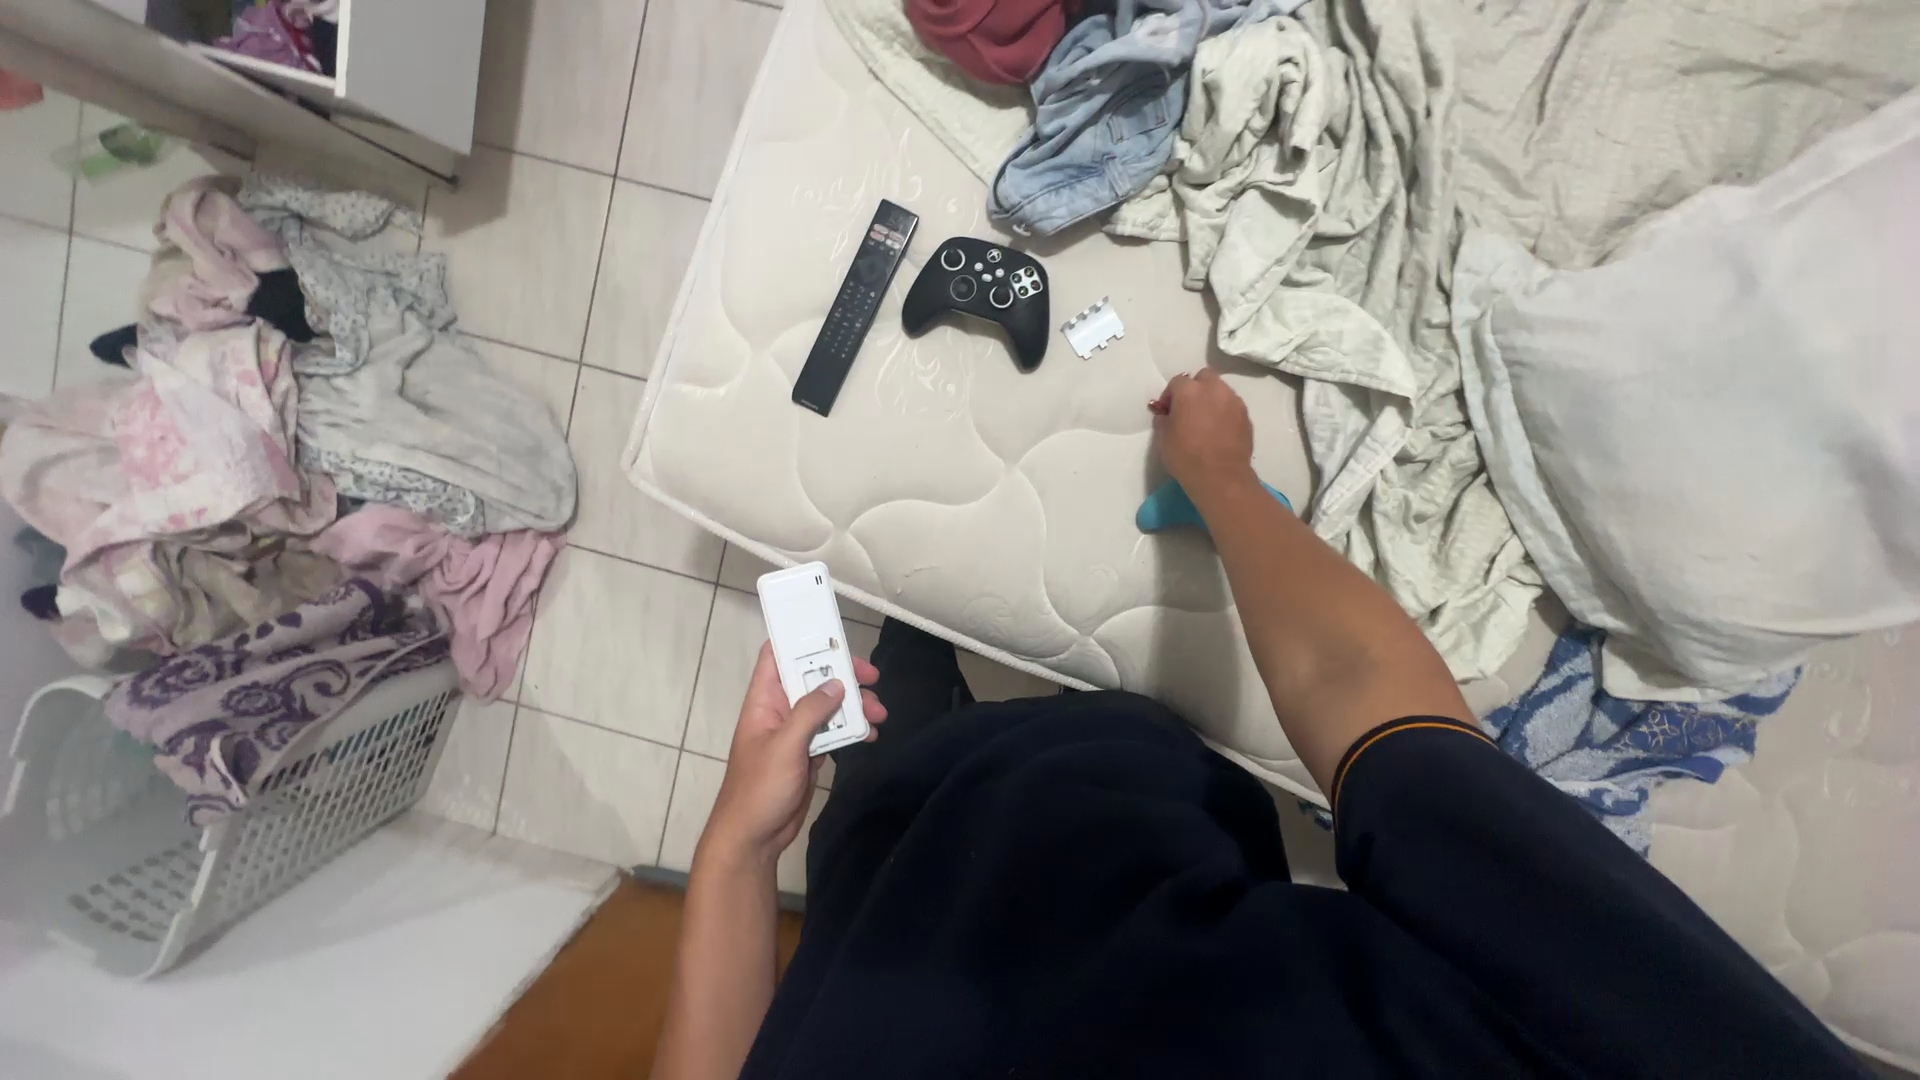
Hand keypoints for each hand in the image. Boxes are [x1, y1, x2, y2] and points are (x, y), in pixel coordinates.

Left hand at [701, 642, 885, 866]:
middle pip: (813, 677)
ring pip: (829, 705)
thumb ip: (811, 711)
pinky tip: (870, 734)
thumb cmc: (759, 788)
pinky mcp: (809, 751)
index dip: (800, 639)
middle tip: (873, 678)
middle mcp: (780, 709)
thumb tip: (837, 684)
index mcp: (764, 700)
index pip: (777, 655)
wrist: (754, 837)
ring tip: (880, 714)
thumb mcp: (785, 745)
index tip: (833, 635)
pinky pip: (834, 730)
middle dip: (843, 675)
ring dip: (855, 705)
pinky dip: (853, 729)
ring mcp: (796, 731)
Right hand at [1153, 369, 1256, 500]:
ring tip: (1206, 419)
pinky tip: (1219, 430)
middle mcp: (1214, 389)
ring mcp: (1233, 401)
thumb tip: (1166, 415)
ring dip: (1211, 398)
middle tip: (1188, 408)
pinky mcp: (1246, 415)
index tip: (1167, 411)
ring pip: (1221, 390)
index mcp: (1189, 391)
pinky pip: (1232, 406)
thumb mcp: (1163, 439)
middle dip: (1195, 388)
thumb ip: (1164, 420)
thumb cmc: (1185, 457)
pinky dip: (1224, 412)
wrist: (1220, 476)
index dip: (1170, 395)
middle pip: (1204, 377)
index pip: (1177, 382)